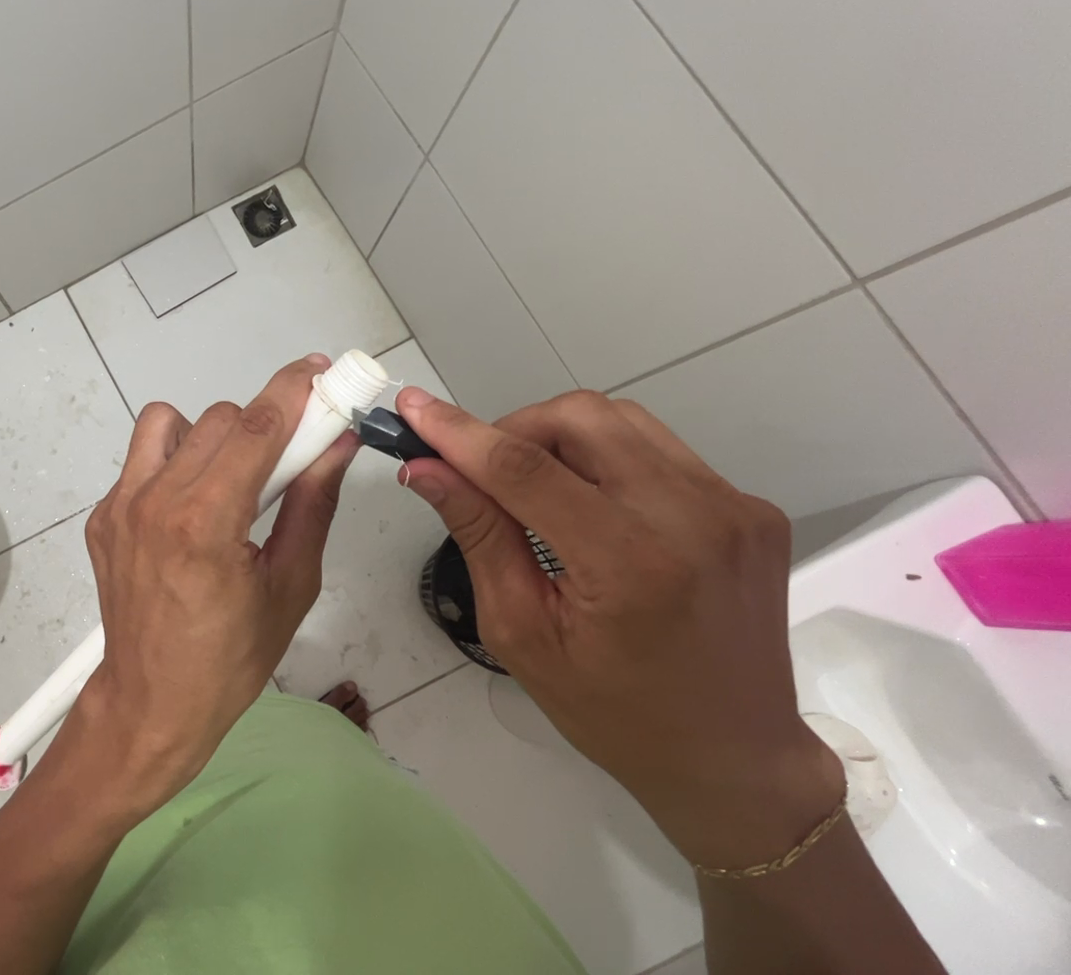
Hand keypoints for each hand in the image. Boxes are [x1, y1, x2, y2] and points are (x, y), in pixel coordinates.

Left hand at [66, 355, 357, 811]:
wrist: (151, 703)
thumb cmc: (231, 659)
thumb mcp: (291, 586)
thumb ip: (313, 505)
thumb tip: (337, 444)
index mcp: (205, 521)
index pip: (254, 428)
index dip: (292, 390)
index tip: (319, 371)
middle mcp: (153, 501)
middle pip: (215, 419)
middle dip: (258, 426)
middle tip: (283, 458)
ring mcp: (118, 507)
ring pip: (165, 425)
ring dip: (205, 437)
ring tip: (226, 483)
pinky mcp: (101, 519)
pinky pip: (141, 463)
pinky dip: (172, 467)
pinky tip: (189, 516)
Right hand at [394, 389, 842, 868]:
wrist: (732, 755)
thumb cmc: (610, 711)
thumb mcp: (520, 631)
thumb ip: (478, 536)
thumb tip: (426, 469)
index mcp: (629, 563)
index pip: (524, 468)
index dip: (458, 432)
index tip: (411, 407)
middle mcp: (692, 517)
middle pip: (579, 418)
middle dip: (512, 428)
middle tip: (477, 468)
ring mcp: (733, 506)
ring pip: (622, 420)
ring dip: (558, 436)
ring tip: (529, 485)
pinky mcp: (750, 507)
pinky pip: (658, 451)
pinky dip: (604, 459)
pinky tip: (589, 505)